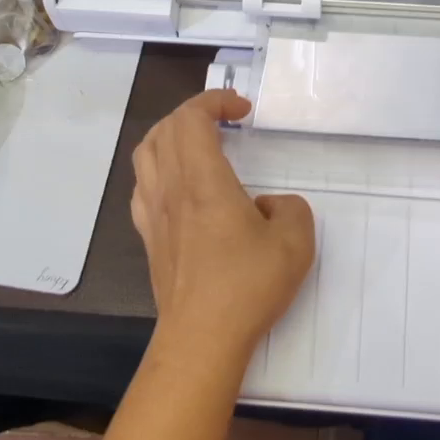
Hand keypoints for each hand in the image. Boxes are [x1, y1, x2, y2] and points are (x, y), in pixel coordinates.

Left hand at [130, 90, 315, 355]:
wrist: (202, 338)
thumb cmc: (247, 286)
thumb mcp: (295, 242)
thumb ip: (292, 209)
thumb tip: (270, 205)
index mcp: (204, 180)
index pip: (192, 118)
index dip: (215, 101)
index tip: (243, 110)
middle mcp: (171, 189)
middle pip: (165, 129)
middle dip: (194, 113)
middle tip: (225, 121)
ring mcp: (154, 214)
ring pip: (146, 154)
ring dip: (171, 136)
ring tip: (199, 145)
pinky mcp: (149, 238)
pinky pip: (143, 186)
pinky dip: (159, 168)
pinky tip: (180, 186)